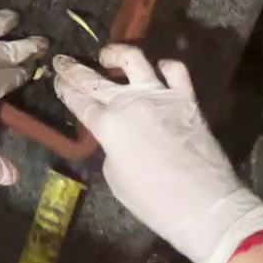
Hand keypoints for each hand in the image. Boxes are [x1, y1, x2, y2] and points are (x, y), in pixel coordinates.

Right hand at [54, 45, 262, 262]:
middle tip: (62, 60)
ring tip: (107, 56)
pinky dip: (164, 67)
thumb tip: (114, 134)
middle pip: (94, 78)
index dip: (64, 88)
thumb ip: (109, 147)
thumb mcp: (115, 178)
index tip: (56, 78)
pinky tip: (157, 70)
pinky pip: (175, 71)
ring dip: (115, 54)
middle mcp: (129, 103)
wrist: (205, 207)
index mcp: (107, 126)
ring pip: (132, 59)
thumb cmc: (154, 202)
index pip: (78, 100)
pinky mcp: (186, 98)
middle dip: (73, 68)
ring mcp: (159, 95)